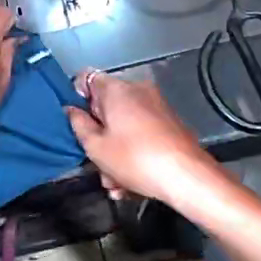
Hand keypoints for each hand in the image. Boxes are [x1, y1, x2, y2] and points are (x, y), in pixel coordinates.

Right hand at [64, 70, 226, 207]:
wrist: (188, 178)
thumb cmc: (136, 159)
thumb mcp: (96, 147)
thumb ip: (78, 125)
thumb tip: (72, 110)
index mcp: (116, 89)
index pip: (85, 78)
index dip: (76, 98)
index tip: (77, 124)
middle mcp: (138, 90)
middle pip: (105, 106)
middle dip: (98, 135)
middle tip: (96, 162)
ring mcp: (156, 106)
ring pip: (123, 124)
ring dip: (115, 150)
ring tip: (115, 182)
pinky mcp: (169, 124)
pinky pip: (141, 132)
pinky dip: (133, 151)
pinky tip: (132, 180)